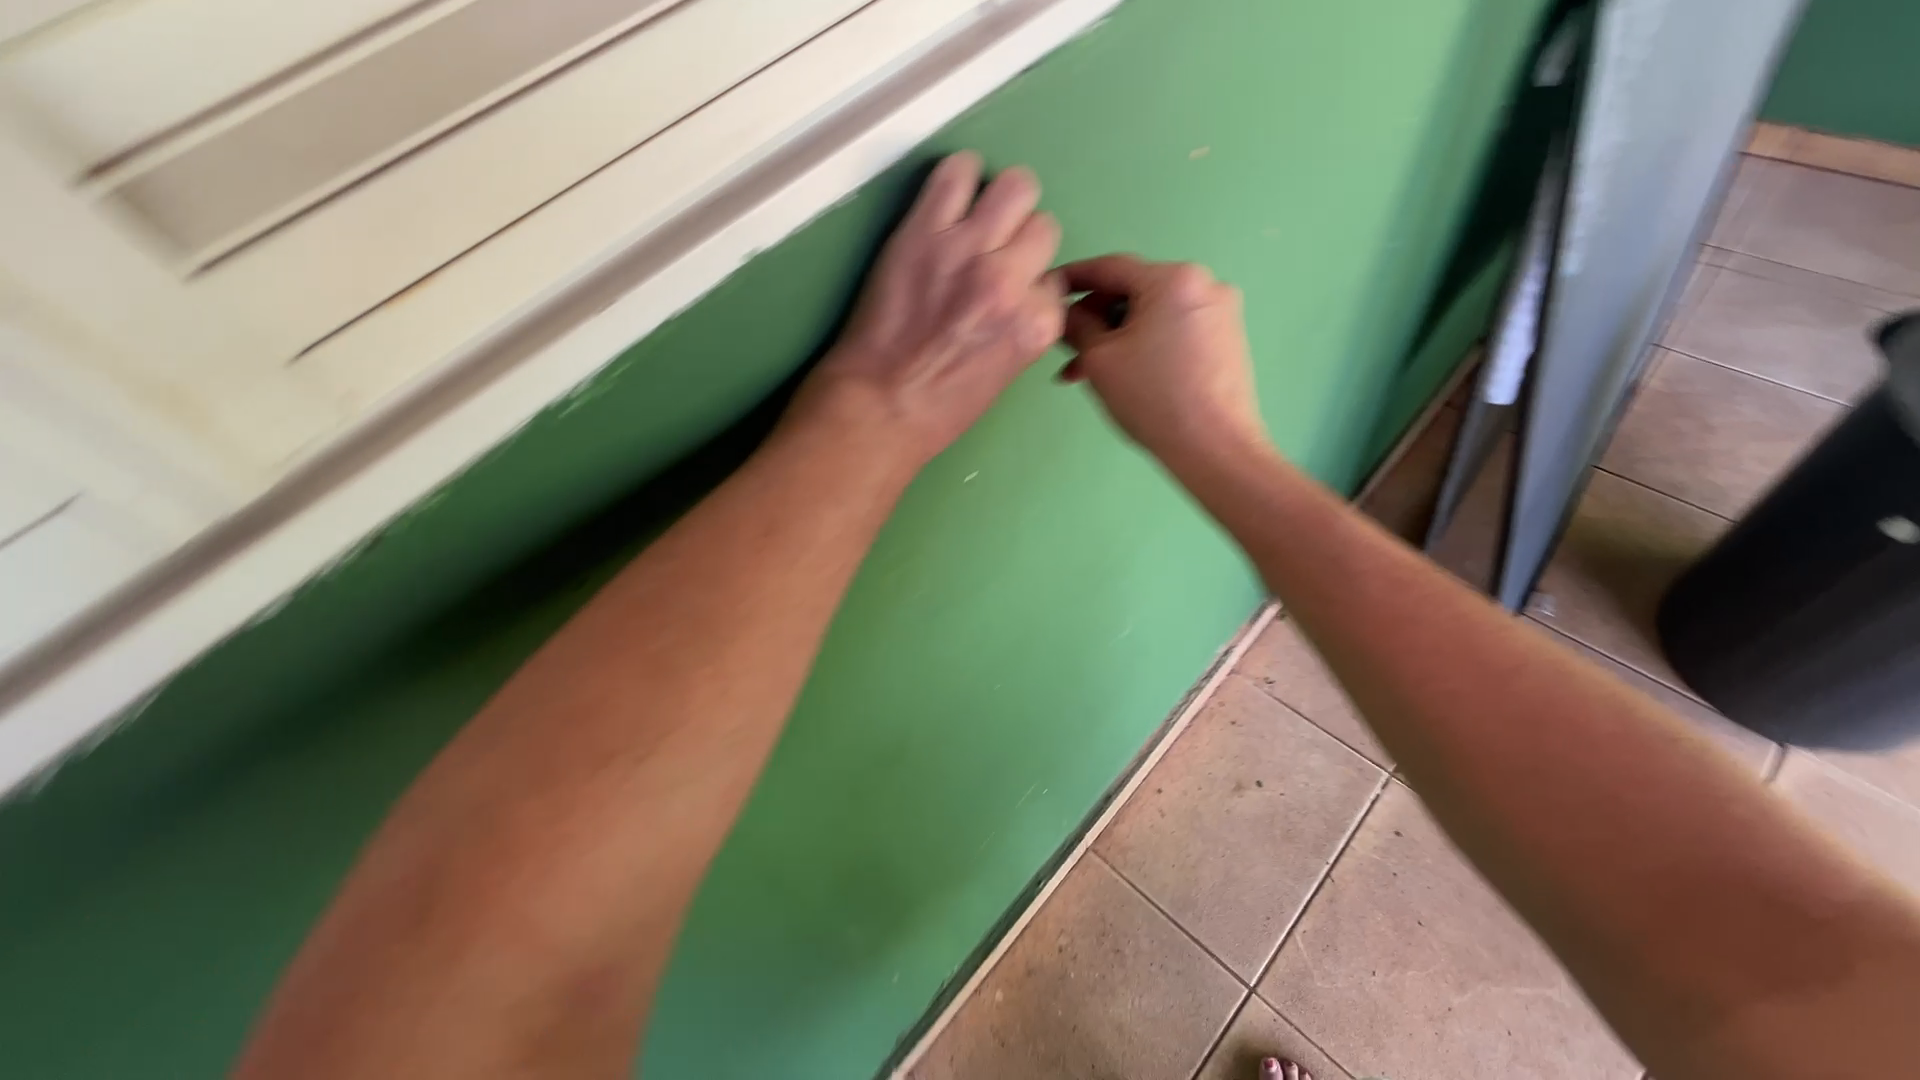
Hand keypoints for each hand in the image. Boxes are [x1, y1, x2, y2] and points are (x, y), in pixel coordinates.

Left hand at [790, 152, 1064, 466]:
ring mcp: (968, 251)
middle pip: (1043, 228)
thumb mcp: (1005, 371)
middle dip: (1022, 240)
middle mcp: (1010, 282)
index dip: (1030, 284)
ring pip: (1016, 187)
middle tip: (993, 254)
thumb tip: (1026, 290)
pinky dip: (959, 177)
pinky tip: (949, 199)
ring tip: (976, 218)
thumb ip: (1024, 325)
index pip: (1054, 279)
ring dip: (1001, 201)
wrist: (879, 404)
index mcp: (1036, 326)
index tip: (1008, 295)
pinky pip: (958, 171)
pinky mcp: (925, 232)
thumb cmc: (940, 407)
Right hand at [1058, 255, 1271, 473]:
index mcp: (1173, 279)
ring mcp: (1221, 312)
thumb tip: (1066, 312)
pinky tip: (1124, 375)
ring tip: (1089, 373)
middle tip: (1068, 351)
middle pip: (1134, 292)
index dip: (1072, 277)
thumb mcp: (1100, 360)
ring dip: (1117, 338)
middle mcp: (1204, 284)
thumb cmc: (1154, 398)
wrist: (1215, 448)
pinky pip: (1173, 331)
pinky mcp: (1228, 339)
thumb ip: (1077, 326)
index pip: (1110, 267)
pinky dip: (1145, 346)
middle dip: (1096, 320)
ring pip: (1152, 315)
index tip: (1047, 288)